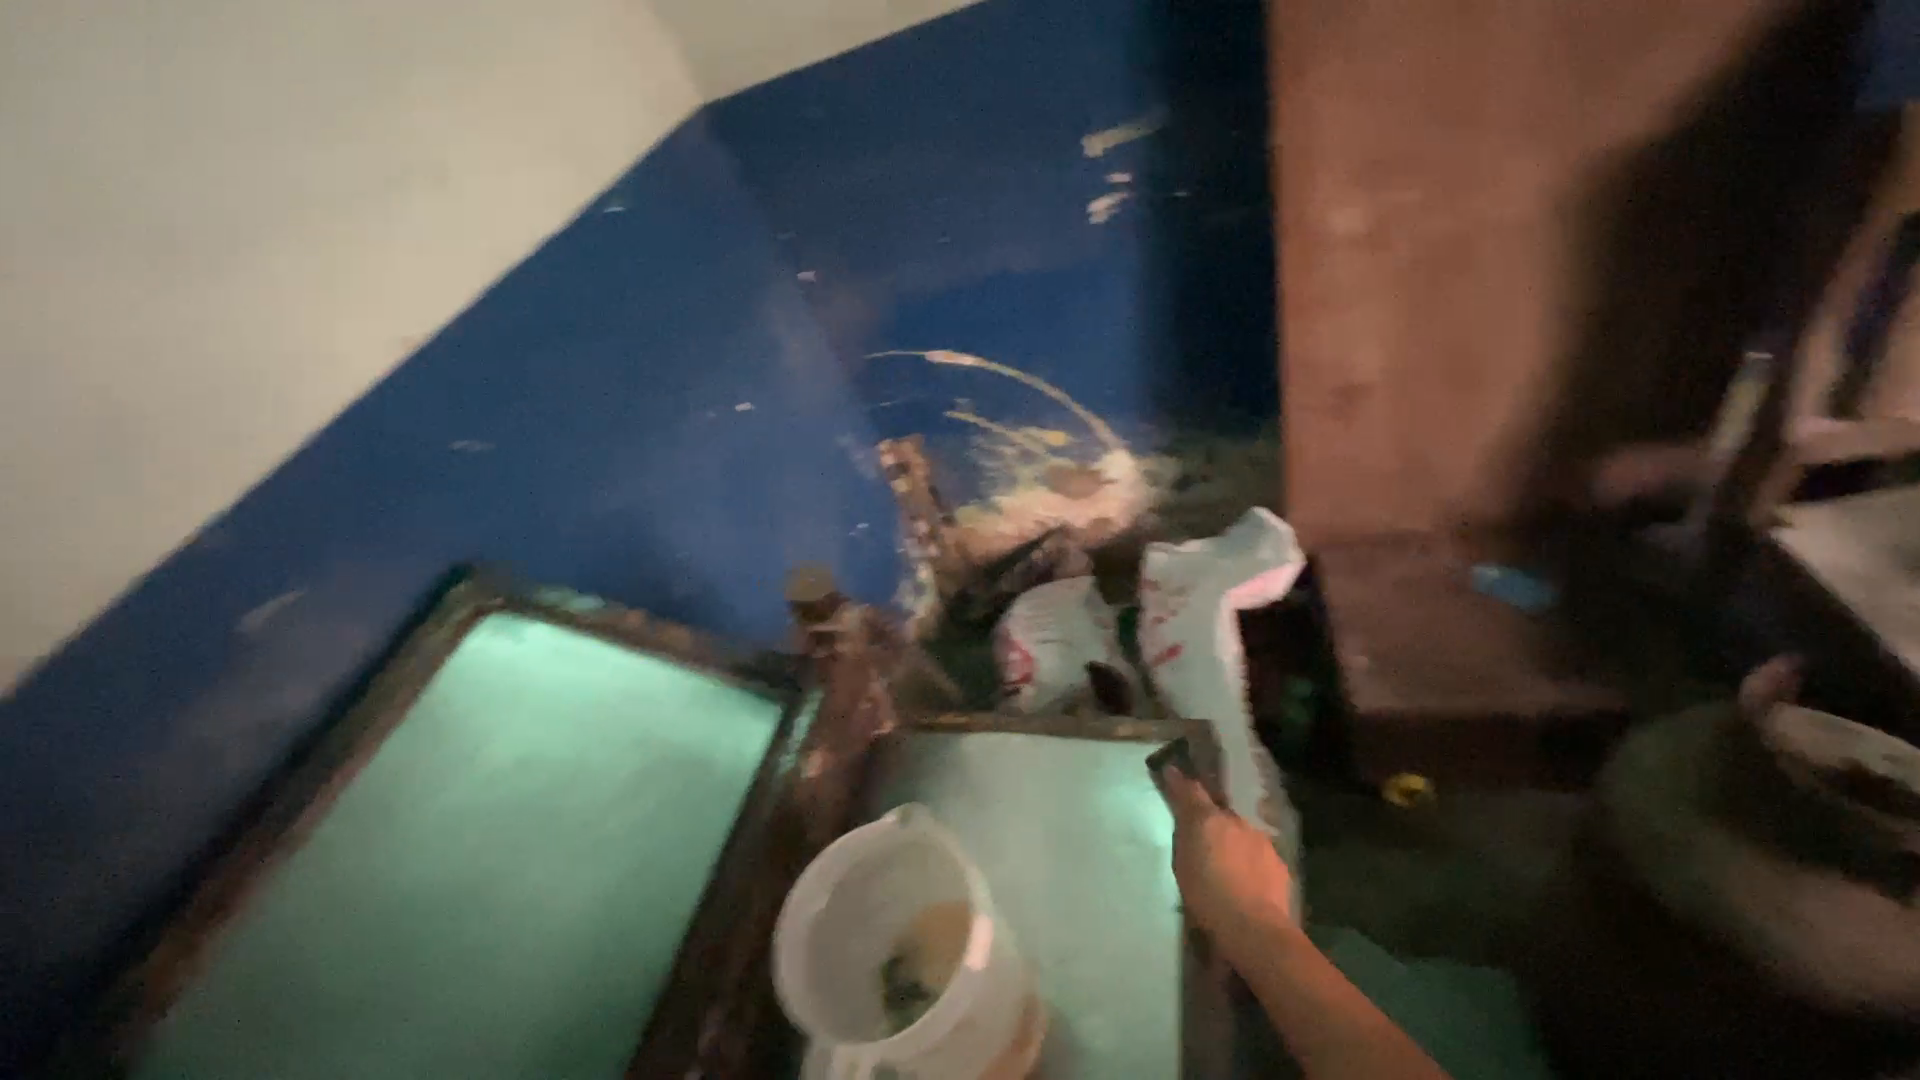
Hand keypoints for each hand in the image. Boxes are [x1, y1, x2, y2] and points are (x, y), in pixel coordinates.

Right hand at [1163, 766, 1297, 955]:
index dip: (1179, 780)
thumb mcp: (1182, 865)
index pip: (1190, 790)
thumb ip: (1183, 834)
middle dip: (1210, 816)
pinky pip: (1258, 852)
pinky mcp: (1278, 862)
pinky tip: (1247, 878)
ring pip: (1241, 831)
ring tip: (1226, 861)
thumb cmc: (1206, 898)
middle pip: (1219, 811)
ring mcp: (1261, 840)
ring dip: (1232, 839)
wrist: (1254, 929)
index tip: (1171, 770)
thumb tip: (1183, 816)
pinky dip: (1249, 858)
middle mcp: (1236, 822)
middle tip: (1201, 832)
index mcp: (1207, 820)